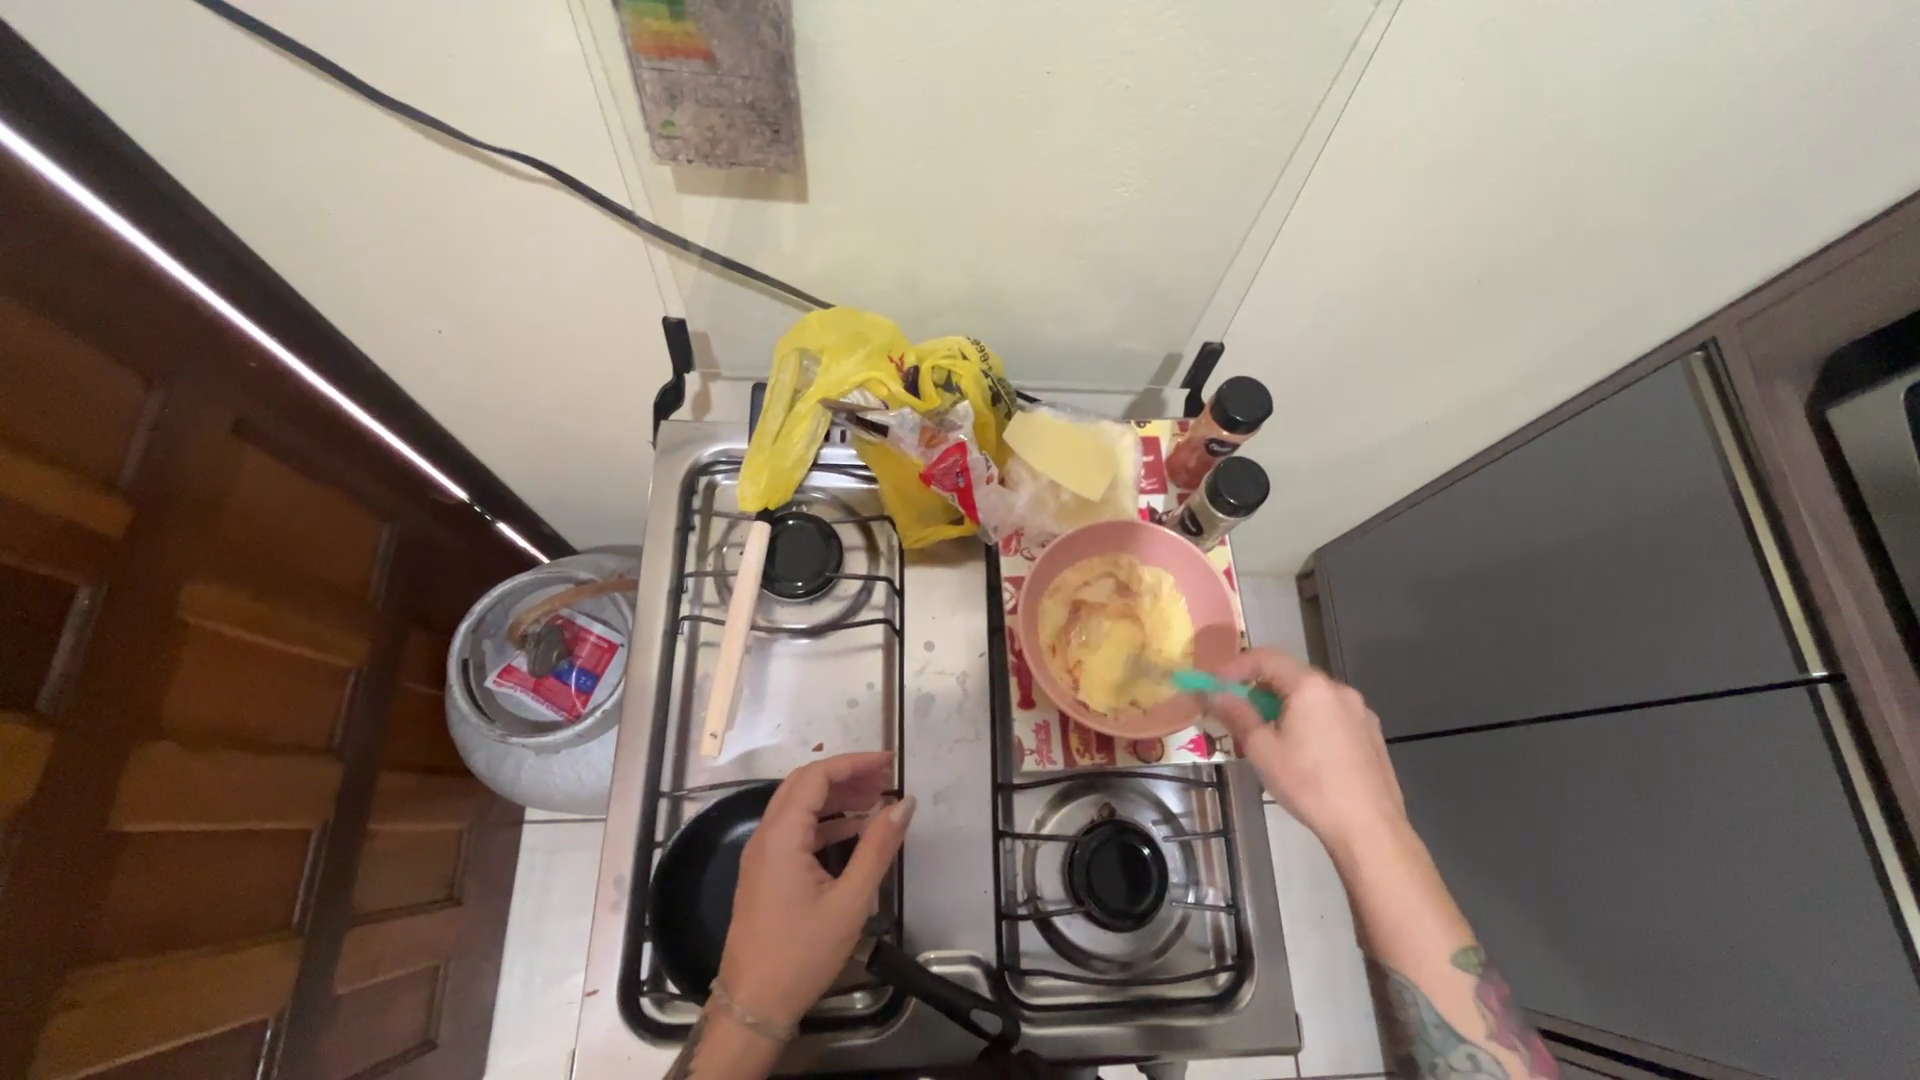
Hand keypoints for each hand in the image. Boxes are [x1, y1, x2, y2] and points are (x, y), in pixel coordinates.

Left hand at [716, 752, 915, 1028]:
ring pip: (799, 807)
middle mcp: (766, 836)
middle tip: (885, 778)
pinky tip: (855, 831)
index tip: (888, 762)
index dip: (853, 763)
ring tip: (876, 799)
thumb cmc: (802, 953)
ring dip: (836, 798)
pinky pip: (796, 831)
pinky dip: (826, 822)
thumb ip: (877, 848)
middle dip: (845, 775)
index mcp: (781, 835)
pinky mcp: (765, 873)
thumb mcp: (850, 902)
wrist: (753, 1006)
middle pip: (804, 785)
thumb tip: (903, 804)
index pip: (816, 776)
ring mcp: (762, 855)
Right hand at [1205, 648, 1407, 854]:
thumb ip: (1236, 713)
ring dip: (1284, 706)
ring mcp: (1360, 712)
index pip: (1265, 658)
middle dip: (1259, 689)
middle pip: (1290, 675)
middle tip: (1237, 712)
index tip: (1214, 685)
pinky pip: (1331, 715)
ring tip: (1268, 736)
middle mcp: (1338, 690)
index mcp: (1310, 686)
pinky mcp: (1372, 734)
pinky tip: (1303, 752)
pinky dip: (1309, 720)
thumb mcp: (1260, 749)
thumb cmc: (1308, 784)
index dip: (1234, 667)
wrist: (1368, 827)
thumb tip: (1213, 693)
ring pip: (1312, 697)